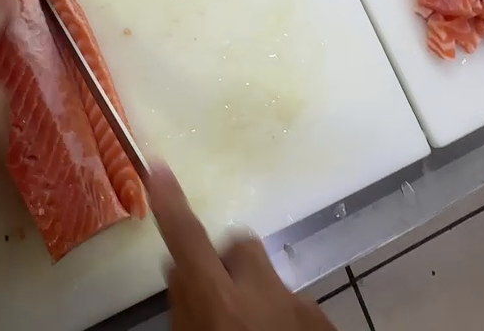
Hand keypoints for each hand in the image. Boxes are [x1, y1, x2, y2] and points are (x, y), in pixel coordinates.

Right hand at [150, 166, 333, 330]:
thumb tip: (178, 271)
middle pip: (240, 245)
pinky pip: (295, 307)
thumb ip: (184, 311)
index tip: (158, 168)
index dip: (171, 203)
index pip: (188, 240)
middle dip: (225, 261)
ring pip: (271, 280)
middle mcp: (265, 295)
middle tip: (215, 298)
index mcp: (222, 307)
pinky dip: (281, 321)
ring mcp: (302, 308)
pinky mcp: (325, 324)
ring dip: (256, 299)